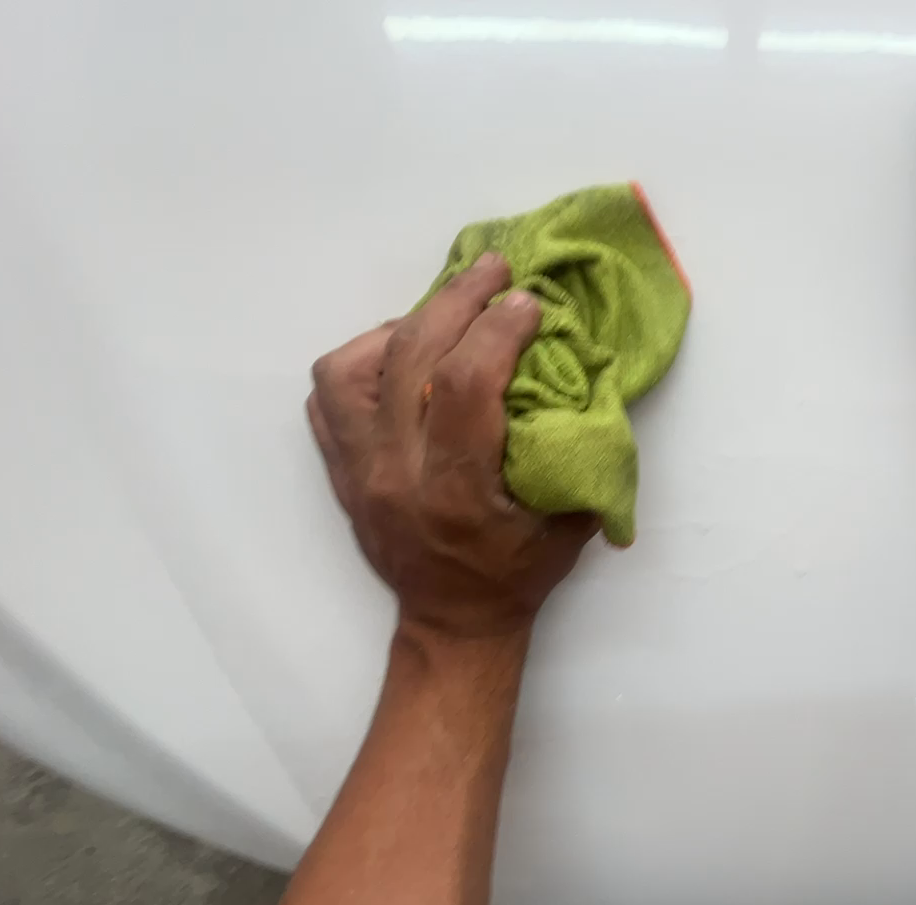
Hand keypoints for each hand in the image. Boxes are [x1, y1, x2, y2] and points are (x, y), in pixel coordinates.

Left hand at [308, 254, 596, 641]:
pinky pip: (328, 396)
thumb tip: (587, 382)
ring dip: (400, 327)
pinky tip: (403, 356)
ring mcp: (357, 472)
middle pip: (410, 359)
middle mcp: (395, 476)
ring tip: (442, 316)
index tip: (528, 304)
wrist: (454, 621)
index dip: (498, 330)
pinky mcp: (340, 471)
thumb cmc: (519, 576)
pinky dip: (364, 360)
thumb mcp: (571, 525)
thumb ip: (579, 455)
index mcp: (457, 493)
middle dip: (457, 300)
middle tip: (492, 271)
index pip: (465, 386)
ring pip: (349, 368)